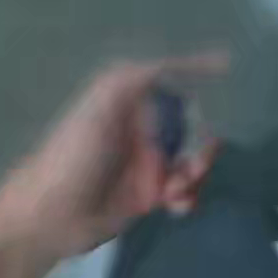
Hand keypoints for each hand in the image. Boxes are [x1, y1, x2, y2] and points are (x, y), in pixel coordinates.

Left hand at [0, 53, 228, 259]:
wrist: (50, 215)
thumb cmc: (75, 153)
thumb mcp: (103, 103)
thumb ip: (138, 79)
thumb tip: (176, 62)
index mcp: (129, 101)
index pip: (170, 80)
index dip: (196, 72)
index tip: (227, 67)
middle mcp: (141, 127)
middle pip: (189, 123)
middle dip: (201, 138)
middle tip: (199, 158)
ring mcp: (146, 162)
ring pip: (190, 157)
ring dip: (196, 169)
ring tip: (180, 187)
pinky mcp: (147, 195)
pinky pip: (182, 189)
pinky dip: (187, 194)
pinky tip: (178, 204)